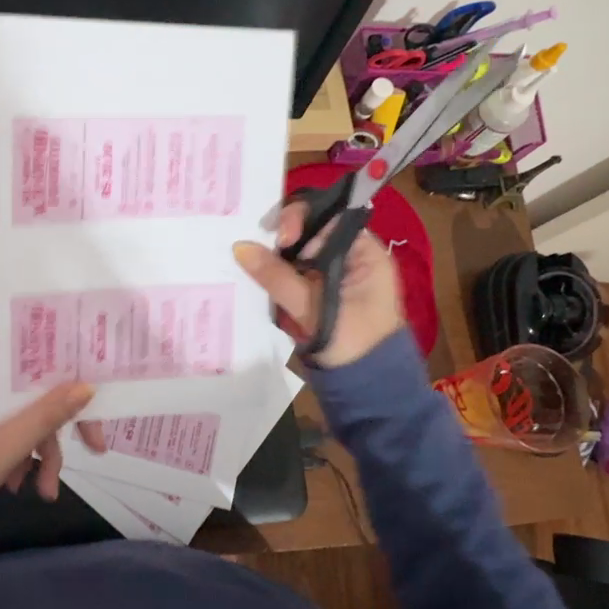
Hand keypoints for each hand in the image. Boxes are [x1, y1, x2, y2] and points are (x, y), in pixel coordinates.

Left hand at [0, 382, 106, 504]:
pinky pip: (10, 436)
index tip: (98, 414)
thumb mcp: (9, 443)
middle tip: (95, 451)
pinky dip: (21, 460)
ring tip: (43, 492)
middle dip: (62, 432)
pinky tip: (15, 486)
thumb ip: (49, 414)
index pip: (42, 369)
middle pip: (39, 397)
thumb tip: (88, 385)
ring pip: (27, 422)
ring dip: (42, 456)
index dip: (75, 388)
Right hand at [233, 202, 403, 368]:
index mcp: (364, 252)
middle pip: (310, 233)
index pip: (327, 217)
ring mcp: (337, 278)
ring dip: (277, 260)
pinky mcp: (322, 296)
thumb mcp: (313, 306)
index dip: (300, 220)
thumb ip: (276, 275)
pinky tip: (259, 280)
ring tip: (253, 266)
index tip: (280, 240)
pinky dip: (279, 277)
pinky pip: (296, 276)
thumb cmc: (351, 342)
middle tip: (257, 251)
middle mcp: (352, 258)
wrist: (368, 391)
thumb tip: (240, 247)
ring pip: (299, 255)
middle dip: (282, 241)